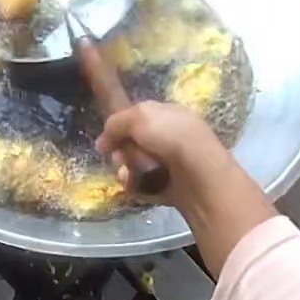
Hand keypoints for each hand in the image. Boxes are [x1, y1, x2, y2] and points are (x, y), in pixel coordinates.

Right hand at [96, 101, 276, 274]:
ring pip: (132, 166)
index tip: (106, 142)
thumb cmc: (171, 137)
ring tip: (130, 175)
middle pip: (130, 145)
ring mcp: (168, 162)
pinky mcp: (167, 184)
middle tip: (122, 159)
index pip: (134, 119)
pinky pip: (141, 184)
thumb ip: (116, 122)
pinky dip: (134, 185)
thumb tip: (103, 141)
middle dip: (121, 153)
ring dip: (126, 170)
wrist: (196, 172)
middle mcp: (168, 136)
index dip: (118, 129)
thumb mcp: (139, 117)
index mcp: (166, 114)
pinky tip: (136, 185)